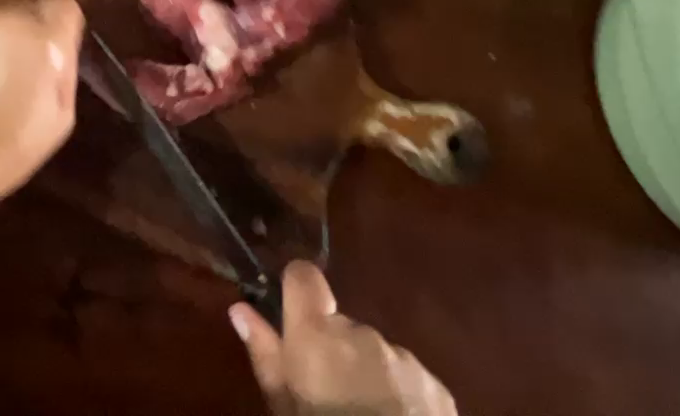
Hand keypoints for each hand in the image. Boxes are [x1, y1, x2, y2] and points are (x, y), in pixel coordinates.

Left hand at [0, 0, 84, 209]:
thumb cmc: (9, 150)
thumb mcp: (60, 118)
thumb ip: (65, 70)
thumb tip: (60, 45)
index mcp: (46, 41)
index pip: (62, 5)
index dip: (58, 27)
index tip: (50, 51)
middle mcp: (9, 18)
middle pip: (25, 14)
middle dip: (23, 37)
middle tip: (11, 74)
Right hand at [232, 262, 456, 415]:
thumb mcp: (284, 408)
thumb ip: (265, 355)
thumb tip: (240, 310)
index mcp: (317, 335)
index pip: (303, 277)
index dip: (297, 288)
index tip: (293, 316)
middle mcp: (361, 334)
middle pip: (340, 324)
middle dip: (333, 351)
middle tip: (327, 396)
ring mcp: (404, 360)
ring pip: (374, 353)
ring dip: (366, 374)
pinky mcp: (438, 388)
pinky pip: (408, 377)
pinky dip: (400, 396)